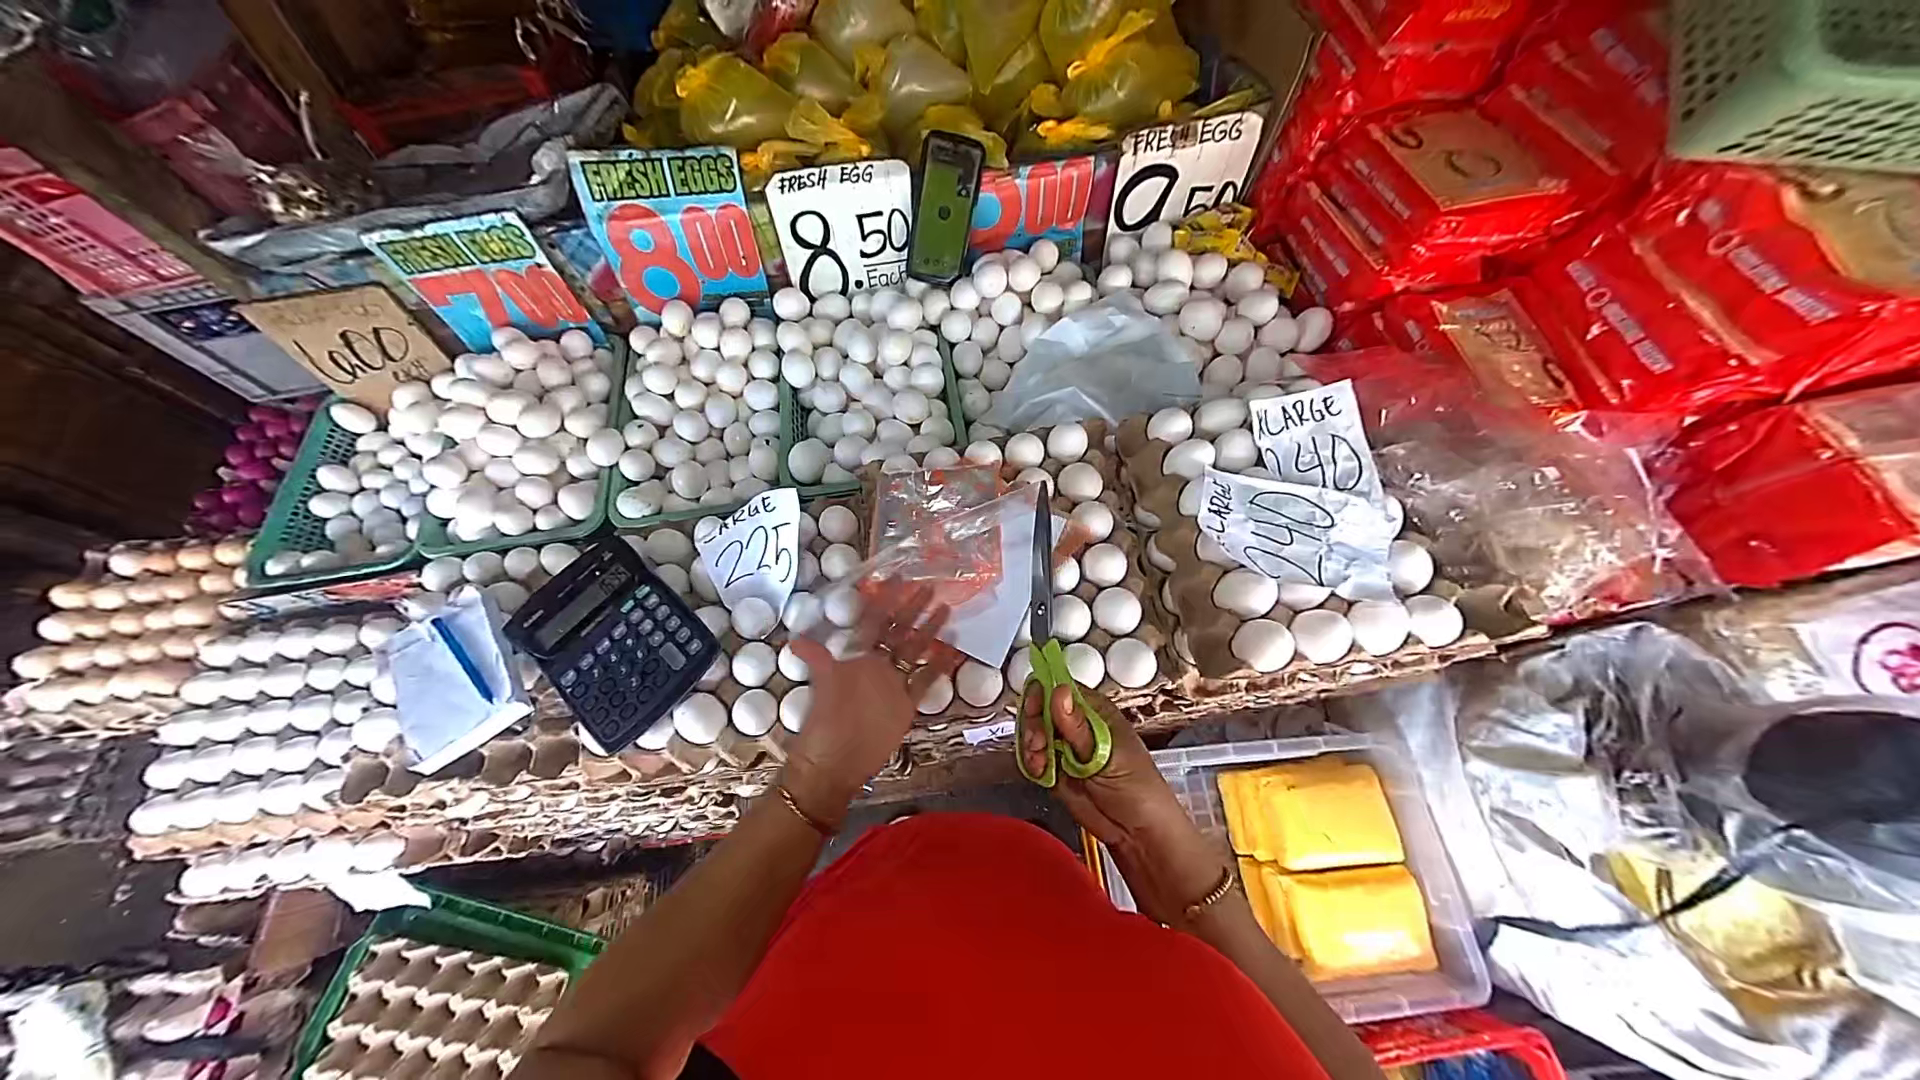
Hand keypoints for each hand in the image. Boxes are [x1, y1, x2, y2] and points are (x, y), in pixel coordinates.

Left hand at [784, 584, 953, 827]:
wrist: (835, 764)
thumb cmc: (826, 725)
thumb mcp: (824, 687)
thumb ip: (818, 660)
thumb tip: (795, 641)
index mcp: (856, 657)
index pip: (873, 620)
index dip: (884, 599)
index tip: (897, 578)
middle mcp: (876, 665)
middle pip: (897, 630)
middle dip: (912, 608)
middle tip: (928, 586)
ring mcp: (893, 683)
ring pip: (914, 650)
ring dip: (929, 630)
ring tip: (945, 609)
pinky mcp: (906, 703)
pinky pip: (926, 679)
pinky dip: (939, 665)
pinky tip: (954, 649)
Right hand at [1020, 683, 1229, 924]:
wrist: (1137, 834)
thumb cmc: (1136, 788)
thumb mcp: (1107, 756)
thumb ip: (1078, 727)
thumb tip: (1059, 691)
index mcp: (1094, 711)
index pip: (1059, 687)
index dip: (1042, 694)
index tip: (1035, 712)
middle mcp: (1076, 724)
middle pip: (1039, 708)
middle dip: (1033, 725)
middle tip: (1040, 745)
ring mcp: (1064, 746)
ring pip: (1032, 732)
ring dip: (1031, 747)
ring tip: (1042, 764)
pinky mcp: (1055, 769)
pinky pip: (1032, 757)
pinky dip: (1031, 764)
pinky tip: (1041, 773)